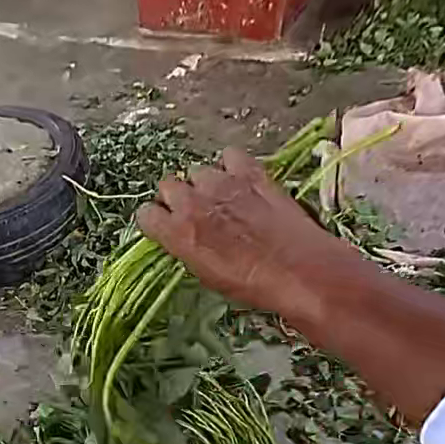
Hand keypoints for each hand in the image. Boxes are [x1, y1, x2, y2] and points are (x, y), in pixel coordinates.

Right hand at [137, 147, 364, 316]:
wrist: (298, 270)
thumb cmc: (251, 285)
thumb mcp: (207, 275)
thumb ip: (187, 248)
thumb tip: (184, 236)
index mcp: (177, 233)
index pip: (146, 214)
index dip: (156, 220)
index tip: (166, 227)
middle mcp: (192, 201)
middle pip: (167, 185)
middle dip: (177, 197)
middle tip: (196, 214)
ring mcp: (221, 182)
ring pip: (197, 170)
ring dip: (204, 183)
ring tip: (223, 201)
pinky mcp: (250, 171)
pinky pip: (229, 157)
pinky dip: (232, 167)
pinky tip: (243, 183)